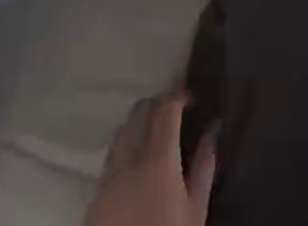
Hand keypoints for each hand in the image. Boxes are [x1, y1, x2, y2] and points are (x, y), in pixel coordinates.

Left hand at [86, 92, 215, 225]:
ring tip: (153, 135)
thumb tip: (213, 130)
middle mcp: (130, 162)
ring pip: (120, 132)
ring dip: (137, 124)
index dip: (179, 94)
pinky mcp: (94, 197)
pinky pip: (110, 159)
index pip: (166, 109)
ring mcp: (108, 178)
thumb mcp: (196, 211)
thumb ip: (204, 167)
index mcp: (159, 161)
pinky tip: (135, 166)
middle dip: (157, 103)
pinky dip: (124, 150)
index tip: (191, 98)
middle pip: (139, 112)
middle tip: (174, 112)